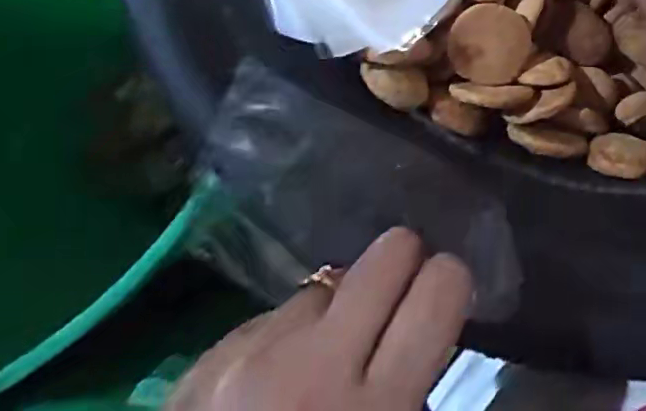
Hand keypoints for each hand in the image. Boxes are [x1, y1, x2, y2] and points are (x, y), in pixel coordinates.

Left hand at [166, 228, 470, 410]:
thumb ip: (415, 389)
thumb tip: (435, 320)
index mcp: (375, 409)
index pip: (443, 283)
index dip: (446, 285)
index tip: (436, 306)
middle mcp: (314, 367)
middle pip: (391, 250)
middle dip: (400, 270)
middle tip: (390, 312)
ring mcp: (249, 359)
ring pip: (326, 284)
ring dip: (330, 317)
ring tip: (314, 370)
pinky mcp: (200, 365)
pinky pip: (269, 318)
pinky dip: (280, 343)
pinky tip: (265, 393)